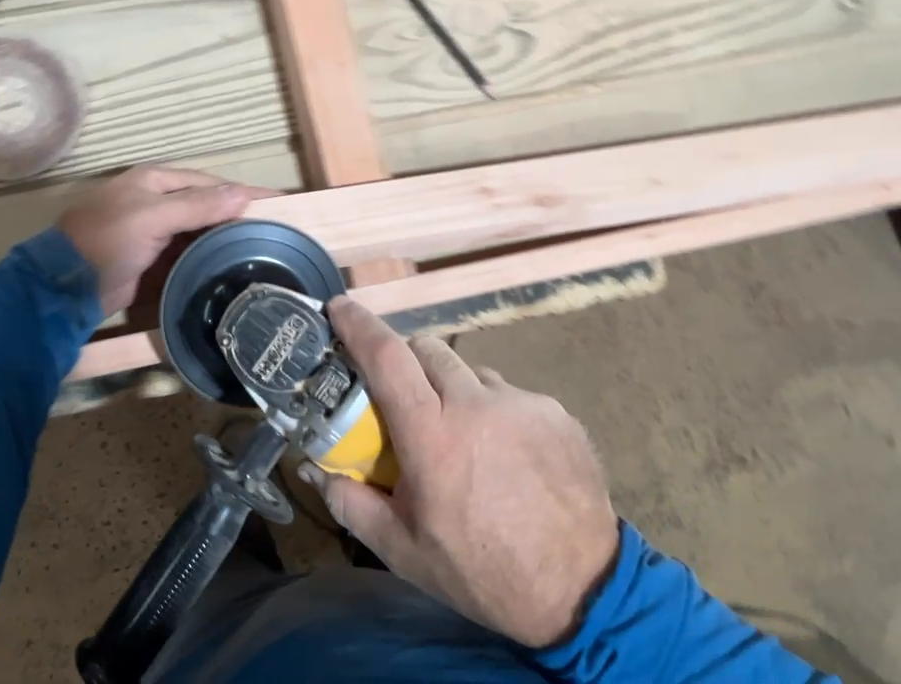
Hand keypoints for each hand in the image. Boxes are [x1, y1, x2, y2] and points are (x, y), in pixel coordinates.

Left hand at [58, 166, 273, 315]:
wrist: (67, 286)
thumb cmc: (107, 240)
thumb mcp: (152, 217)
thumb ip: (197, 206)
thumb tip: (244, 194)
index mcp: (155, 180)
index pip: (211, 183)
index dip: (243, 192)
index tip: (281, 202)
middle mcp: (157, 201)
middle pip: (207, 205)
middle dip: (239, 215)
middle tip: (278, 232)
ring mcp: (155, 231)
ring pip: (200, 231)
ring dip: (226, 238)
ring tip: (265, 250)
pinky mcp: (154, 259)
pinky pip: (189, 253)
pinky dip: (210, 256)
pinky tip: (233, 266)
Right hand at [303, 298, 620, 648]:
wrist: (585, 593)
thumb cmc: (482, 572)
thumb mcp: (402, 551)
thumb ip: (351, 503)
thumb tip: (315, 470)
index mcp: (431, 435)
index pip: (387, 356)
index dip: (358, 325)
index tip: (339, 307)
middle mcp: (475, 404)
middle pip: (427, 350)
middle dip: (405, 361)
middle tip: (402, 399)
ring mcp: (522, 404)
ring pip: (471, 372)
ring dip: (453, 390)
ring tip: (463, 439)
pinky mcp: (557, 413)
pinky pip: (511, 395)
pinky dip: (495, 413)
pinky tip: (506, 457)